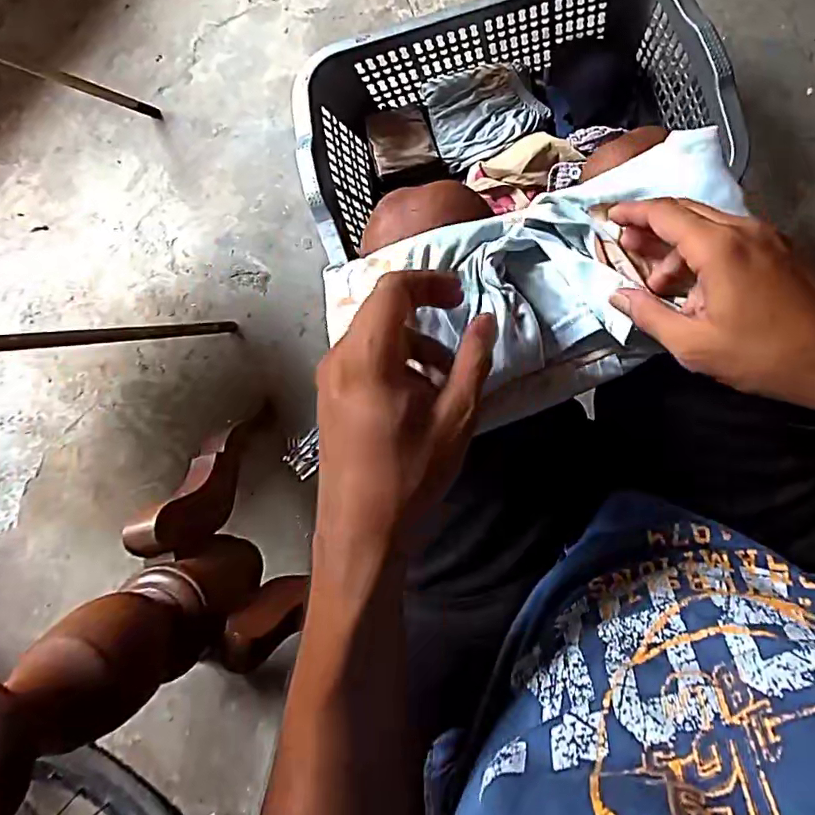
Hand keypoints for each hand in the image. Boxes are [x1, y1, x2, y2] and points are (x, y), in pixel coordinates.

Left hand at [314, 271, 494, 558]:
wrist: (361, 531)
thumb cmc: (410, 474)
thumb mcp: (456, 416)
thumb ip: (473, 361)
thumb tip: (485, 320)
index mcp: (368, 358)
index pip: (392, 290)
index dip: (430, 282)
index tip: (460, 296)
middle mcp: (339, 359)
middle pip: (383, 311)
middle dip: (426, 319)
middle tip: (459, 345)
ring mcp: (329, 378)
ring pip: (375, 336)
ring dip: (414, 345)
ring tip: (444, 382)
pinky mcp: (329, 396)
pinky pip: (364, 358)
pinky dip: (396, 362)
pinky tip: (418, 398)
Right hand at [606, 199, 814, 416]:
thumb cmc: (767, 357)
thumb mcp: (697, 346)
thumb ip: (650, 316)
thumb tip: (619, 296)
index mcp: (721, 247)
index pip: (665, 213)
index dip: (632, 213)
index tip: (610, 218)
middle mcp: (745, 230)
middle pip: (686, 213)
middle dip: (652, 229)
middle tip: (628, 249)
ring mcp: (769, 238)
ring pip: (710, 227)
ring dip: (680, 248)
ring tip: (663, 286)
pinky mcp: (782, 251)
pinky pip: (733, 239)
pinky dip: (707, 254)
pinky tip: (700, 288)